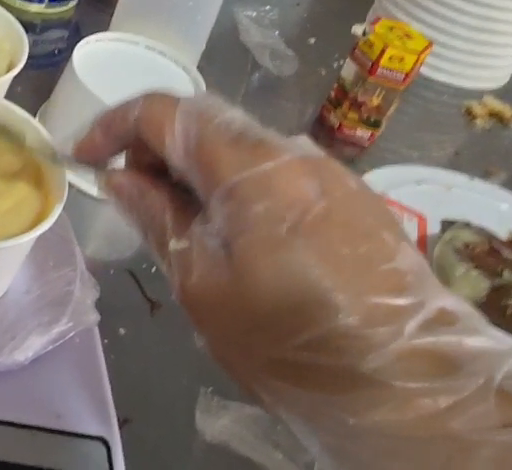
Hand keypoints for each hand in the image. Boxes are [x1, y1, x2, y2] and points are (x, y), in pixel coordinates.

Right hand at [76, 94, 511, 469]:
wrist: (425, 399)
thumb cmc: (295, 346)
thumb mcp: (205, 288)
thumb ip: (157, 218)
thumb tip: (120, 179)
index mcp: (253, 169)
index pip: (165, 113)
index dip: (113, 126)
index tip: (85, 158)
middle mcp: (293, 154)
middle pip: (203, 119)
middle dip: (153, 143)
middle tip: (129, 188)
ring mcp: (328, 173)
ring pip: (239, 142)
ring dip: (194, 162)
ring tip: (177, 213)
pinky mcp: (352, 198)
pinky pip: (275, 167)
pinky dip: (235, 180)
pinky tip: (233, 228)